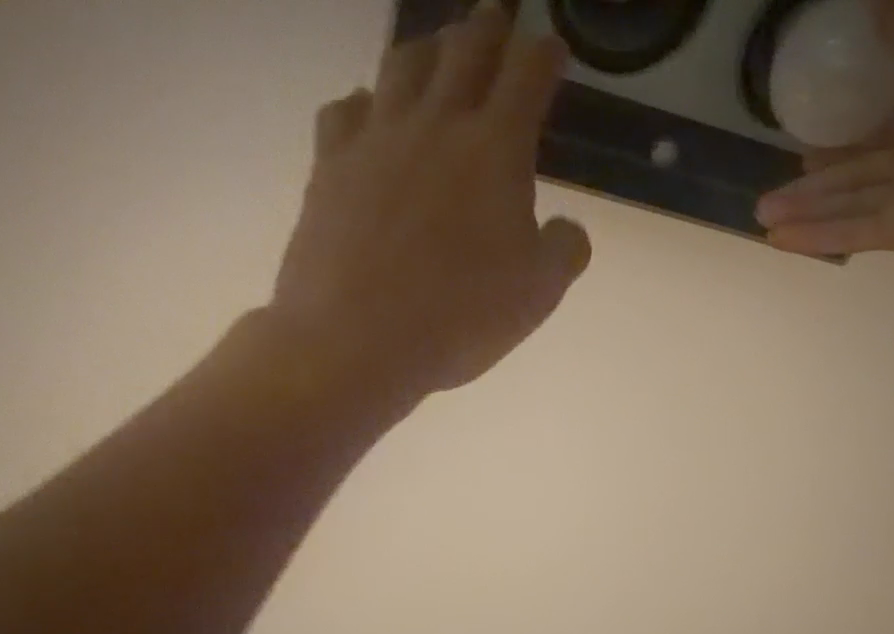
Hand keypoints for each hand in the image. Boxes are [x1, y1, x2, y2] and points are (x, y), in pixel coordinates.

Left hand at [269, 5, 590, 399]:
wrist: (354, 342)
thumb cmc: (457, 318)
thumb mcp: (537, 295)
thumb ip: (564, 250)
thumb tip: (565, 228)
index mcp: (496, 147)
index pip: (528, 72)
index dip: (545, 53)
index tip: (552, 51)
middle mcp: (435, 124)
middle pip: (465, 48)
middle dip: (488, 26)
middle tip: (496, 16)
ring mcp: (376, 139)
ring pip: (401, 64)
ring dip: (426, 49)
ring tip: (436, 51)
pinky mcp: (329, 166)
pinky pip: (344, 109)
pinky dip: (364, 102)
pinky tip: (369, 115)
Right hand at [755, 0, 893, 270]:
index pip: (891, 99)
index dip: (854, 108)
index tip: (815, 113)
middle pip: (861, 160)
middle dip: (818, 171)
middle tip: (779, 170)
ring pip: (850, 196)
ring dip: (806, 204)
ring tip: (760, 211)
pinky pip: (853, 230)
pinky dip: (817, 235)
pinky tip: (776, 238)